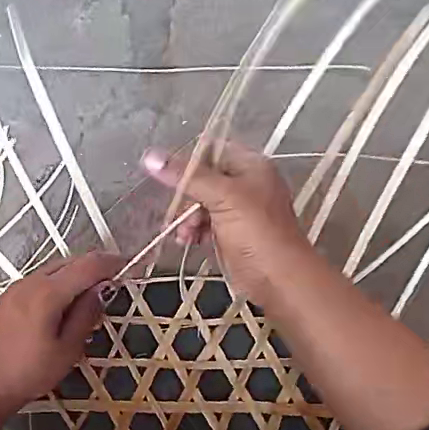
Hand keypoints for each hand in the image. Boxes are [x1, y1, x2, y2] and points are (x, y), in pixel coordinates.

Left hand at [0, 251, 120, 413]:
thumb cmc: (32, 372)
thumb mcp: (68, 349)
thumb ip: (86, 315)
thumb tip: (102, 290)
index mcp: (47, 294)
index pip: (87, 266)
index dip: (111, 264)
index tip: (129, 267)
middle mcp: (31, 282)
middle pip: (71, 261)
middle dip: (96, 266)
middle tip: (116, 281)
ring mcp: (18, 286)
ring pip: (56, 267)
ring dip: (78, 272)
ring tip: (96, 291)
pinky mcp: (12, 295)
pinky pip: (43, 278)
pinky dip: (61, 280)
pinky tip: (69, 299)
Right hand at [140, 141, 320, 305]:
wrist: (278, 278)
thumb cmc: (257, 233)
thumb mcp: (222, 197)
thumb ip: (187, 177)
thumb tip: (151, 157)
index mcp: (251, 166)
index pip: (212, 151)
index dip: (189, 164)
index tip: (170, 179)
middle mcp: (246, 184)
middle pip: (204, 179)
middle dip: (186, 197)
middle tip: (178, 214)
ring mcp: (240, 210)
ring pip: (202, 204)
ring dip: (188, 218)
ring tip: (184, 234)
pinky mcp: (233, 232)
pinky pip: (207, 224)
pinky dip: (195, 230)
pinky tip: (189, 240)